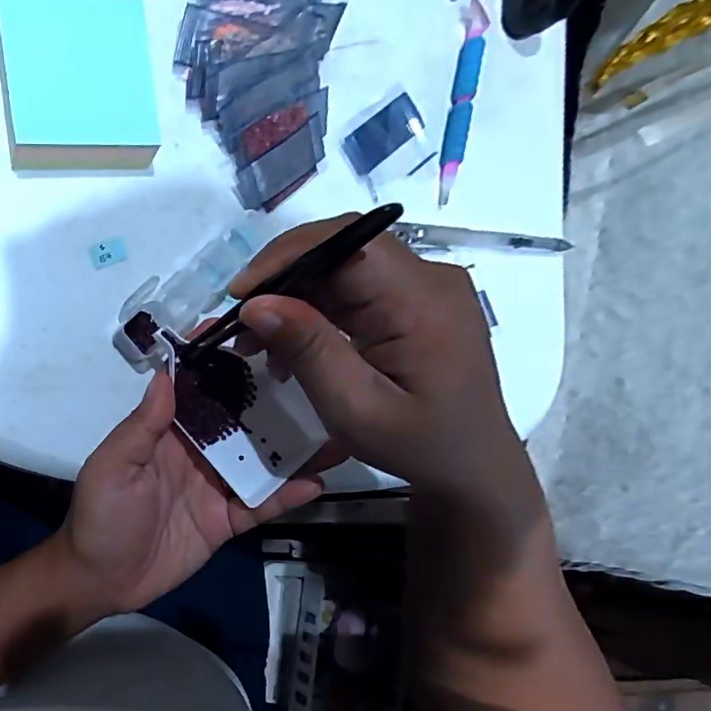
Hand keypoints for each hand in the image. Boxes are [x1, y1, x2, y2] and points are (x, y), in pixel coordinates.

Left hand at [48, 372, 326, 615]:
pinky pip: (260, 504)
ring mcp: (212, 487)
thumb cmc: (101, 517)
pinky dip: (286, 495)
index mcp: (164, 434)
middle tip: (315, 372)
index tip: (253, 333)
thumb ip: (143, 425)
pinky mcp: (225, 520)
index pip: (195, 391)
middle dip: (270, 398)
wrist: (104, 580)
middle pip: (237, 421)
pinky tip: (317, 480)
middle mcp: (193, 454)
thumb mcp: (113, 467)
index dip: (218, 364)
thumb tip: (168, 374)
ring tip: (332, 424)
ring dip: (290, 446)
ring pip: (257, 459)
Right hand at [231, 215, 537, 508]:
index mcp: (422, 302)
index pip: (348, 245)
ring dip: (291, 296)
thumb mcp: (354, 408)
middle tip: (239, 322)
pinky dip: (310, 309)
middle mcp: (428, 280)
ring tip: (256, 341)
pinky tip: (287, 344)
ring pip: (340, 268)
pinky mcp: (410, 304)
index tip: (239, 294)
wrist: (470, 465)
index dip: (287, 256)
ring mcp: (421, 289)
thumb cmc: (416, 444)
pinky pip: (351, 289)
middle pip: (341, 250)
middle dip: (281, 277)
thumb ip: (308, 351)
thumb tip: (256, 304)